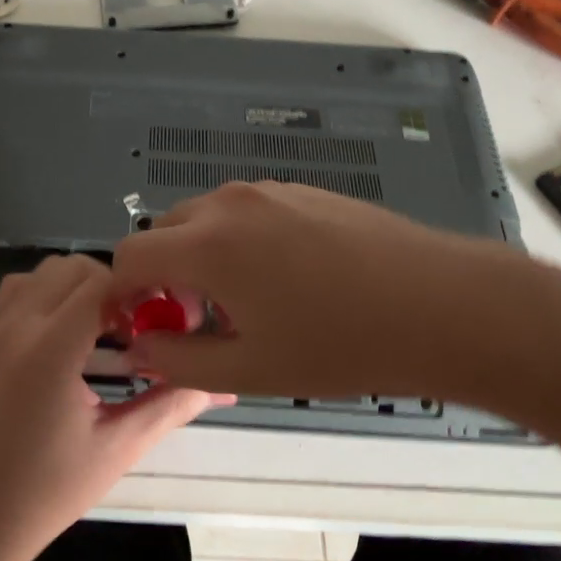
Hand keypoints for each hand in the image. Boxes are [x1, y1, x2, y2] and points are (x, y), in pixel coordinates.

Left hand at [0, 255, 228, 560]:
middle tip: (137, 330)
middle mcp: (19, 325)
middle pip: (74, 268)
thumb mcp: (117, 448)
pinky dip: (46, 294)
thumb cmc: (47, 491)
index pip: (103, 283)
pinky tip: (66, 335)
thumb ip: (169, 406)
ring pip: (43, 272)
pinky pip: (17, 291)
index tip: (162, 321)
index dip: (139, 292)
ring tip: (103, 330)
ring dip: (79, 286)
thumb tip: (221, 386)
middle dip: (113, 287)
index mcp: (51, 348)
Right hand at [110, 181, 542, 402]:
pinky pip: (245, 211)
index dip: (122, 292)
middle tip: (192, 320)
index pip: (129, 254)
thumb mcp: (250, 370)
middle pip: (164, 230)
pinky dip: (237, 240)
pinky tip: (284, 279)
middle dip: (161, 273)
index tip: (140, 325)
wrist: (438, 303)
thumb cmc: (340, 344)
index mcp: (207, 244)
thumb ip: (178, 361)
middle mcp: (229, 204)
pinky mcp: (303, 190)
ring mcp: (269, 191)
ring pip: (206, 218)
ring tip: (242, 301)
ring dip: (199, 255)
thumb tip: (140, 346)